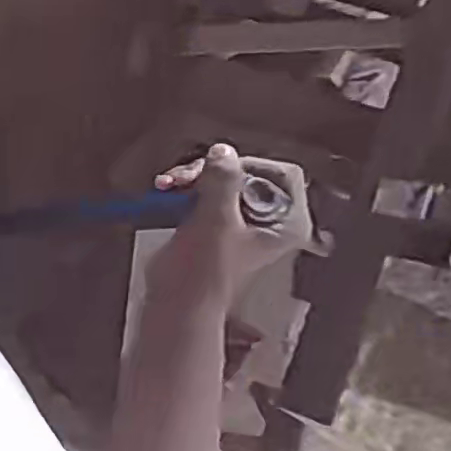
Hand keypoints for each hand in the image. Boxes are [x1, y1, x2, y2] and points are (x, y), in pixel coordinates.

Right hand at [149, 143, 310, 300]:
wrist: (177, 301)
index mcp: (287, 221)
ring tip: (164, 184)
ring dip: (190, 179)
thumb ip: (222, 182)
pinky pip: (203, 195)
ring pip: (221, 183)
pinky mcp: (213, 226)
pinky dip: (183, 190)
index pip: (281, 174)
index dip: (247, 165)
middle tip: (179, 178)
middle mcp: (269, 219)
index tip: (214, 170)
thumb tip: (222, 149)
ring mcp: (240, 223)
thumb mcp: (215, 221)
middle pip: (247, 175)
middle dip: (210, 172)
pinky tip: (163, 190)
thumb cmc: (204, 267)